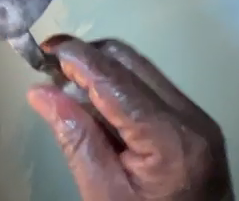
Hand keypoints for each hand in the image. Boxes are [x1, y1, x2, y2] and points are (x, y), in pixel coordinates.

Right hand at [26, 37, 231, 200]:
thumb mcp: (104, 198)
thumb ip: (76, 140)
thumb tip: (40, 91)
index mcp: (171, 140)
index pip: (114, 78)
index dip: (74, 57)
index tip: (40, 52)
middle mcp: (191, 119)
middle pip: (127, 60)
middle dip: (85, 59)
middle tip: (51, 75)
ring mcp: (197, 119)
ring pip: (138, 67)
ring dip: (100, 69)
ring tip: (70, 91)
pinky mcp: (196, 124)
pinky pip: (150, 85)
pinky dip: (118, 84)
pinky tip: (99, 108)